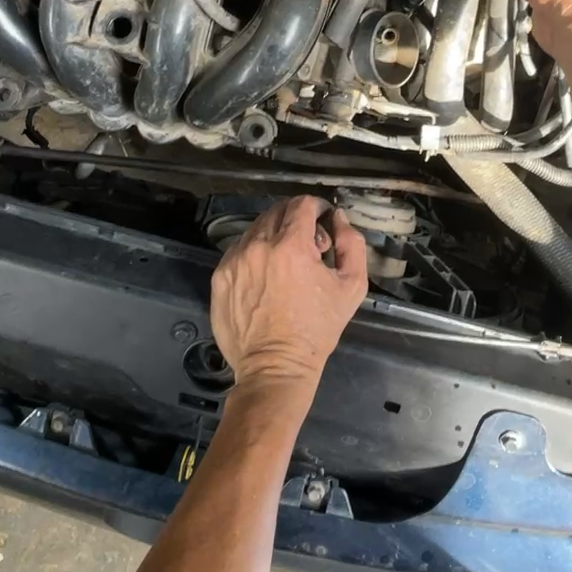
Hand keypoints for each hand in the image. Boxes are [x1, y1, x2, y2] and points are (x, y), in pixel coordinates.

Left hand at [211, 196, 367, 389]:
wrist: (275, 367)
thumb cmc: (317, 329)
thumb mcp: (352, 287)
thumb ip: (352, 244)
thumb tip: (338, 217)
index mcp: (292, 246)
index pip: (302, 204)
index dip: (317, 207)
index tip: (323, 222)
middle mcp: (259, 246)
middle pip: (277, 210)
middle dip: (296, 218)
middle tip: (308, 243)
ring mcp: (235, 261)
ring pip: (256, 229)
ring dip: (274, 234)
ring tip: (285, 262)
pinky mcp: (220, 277)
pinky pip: (238, 250)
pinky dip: (254, 253)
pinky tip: (265, 275)